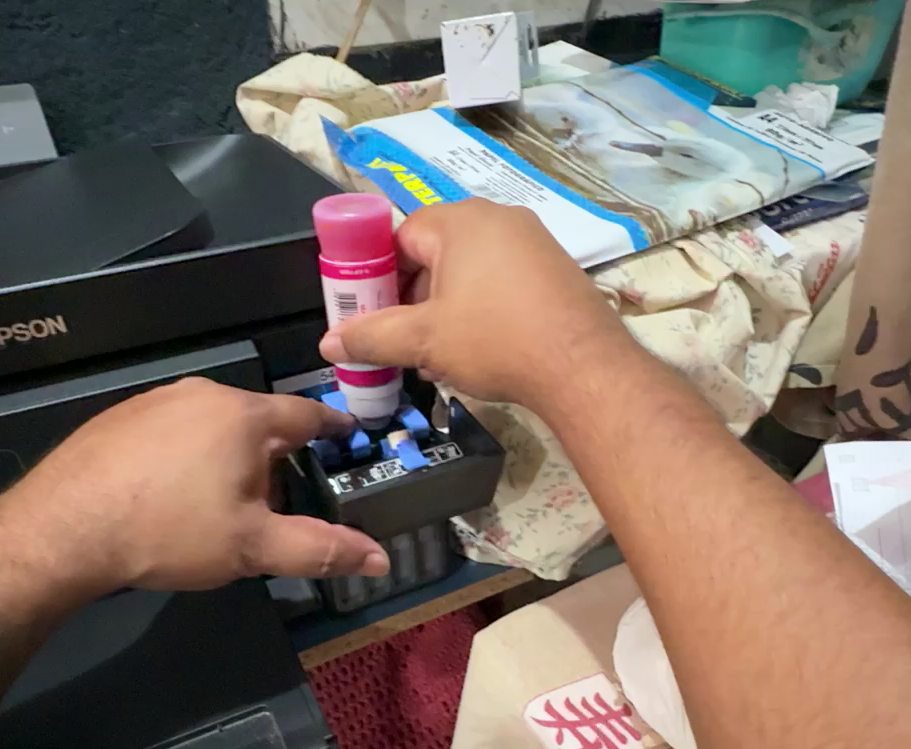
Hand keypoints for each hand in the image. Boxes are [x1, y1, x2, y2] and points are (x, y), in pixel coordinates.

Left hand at [0, 377, 388, 592]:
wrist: (60, 531)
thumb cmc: (170, 532)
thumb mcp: (254, 547)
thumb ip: (321, 549)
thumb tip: (380, 558)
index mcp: (244, 416)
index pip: (307, 412)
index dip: (332, 425)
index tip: (347, 434)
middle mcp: (201, 394)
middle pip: (259, 421)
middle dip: (276, 455)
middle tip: (277, 500)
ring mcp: (154, 400)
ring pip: (214, 424)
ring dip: (230, 455)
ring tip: (222, 502)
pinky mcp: (118, 417)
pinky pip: (174, 429)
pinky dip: (189, 454)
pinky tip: (173, 492)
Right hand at [316, 199, 633, 409]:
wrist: (581, 367)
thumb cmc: (495, 341)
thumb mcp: (424, 342)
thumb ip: (372, 337)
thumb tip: (328, 343)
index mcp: (460, 222)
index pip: (402, 236)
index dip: (381, 275)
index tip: (377, 313)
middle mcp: (499, 219)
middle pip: (438, 254)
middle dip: (416, 299)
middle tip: (408, 340)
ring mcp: (534, 243)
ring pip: (472, 272)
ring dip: (448, 311)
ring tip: (441, 356)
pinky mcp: (556, 271)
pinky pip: (504, 283)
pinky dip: (484, 311)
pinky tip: (481, 351)